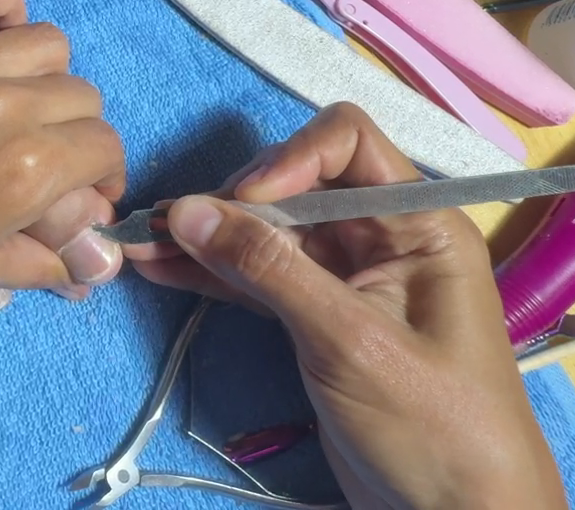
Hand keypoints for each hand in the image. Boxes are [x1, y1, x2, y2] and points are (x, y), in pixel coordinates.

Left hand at [0, 0, 127, 336]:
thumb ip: (44, 260)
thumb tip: (99, 264)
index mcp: (26, 170)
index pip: (103, 147)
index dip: (100, 177)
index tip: (80, 194)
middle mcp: (1, 104)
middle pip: (81, 95)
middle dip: (75, 133)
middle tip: (45, 158)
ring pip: (44, 41)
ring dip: (44, 75)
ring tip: (15, 100)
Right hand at [123, 104, 564, 509]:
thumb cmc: (434, 429)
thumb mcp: (351, 341)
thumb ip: (266, 268)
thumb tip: (183, 210)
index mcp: (414, 223)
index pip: (344, 144)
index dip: (289, 159)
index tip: (245, 204)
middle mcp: (375, 234)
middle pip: (287, 185)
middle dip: (226, 202)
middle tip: (169, 227)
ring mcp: (338, 273)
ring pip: (258, 230)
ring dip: (201, 235)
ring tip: (140, 242)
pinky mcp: (308, 311)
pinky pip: (249, 273)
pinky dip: (206, 270)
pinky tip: (158, 268)